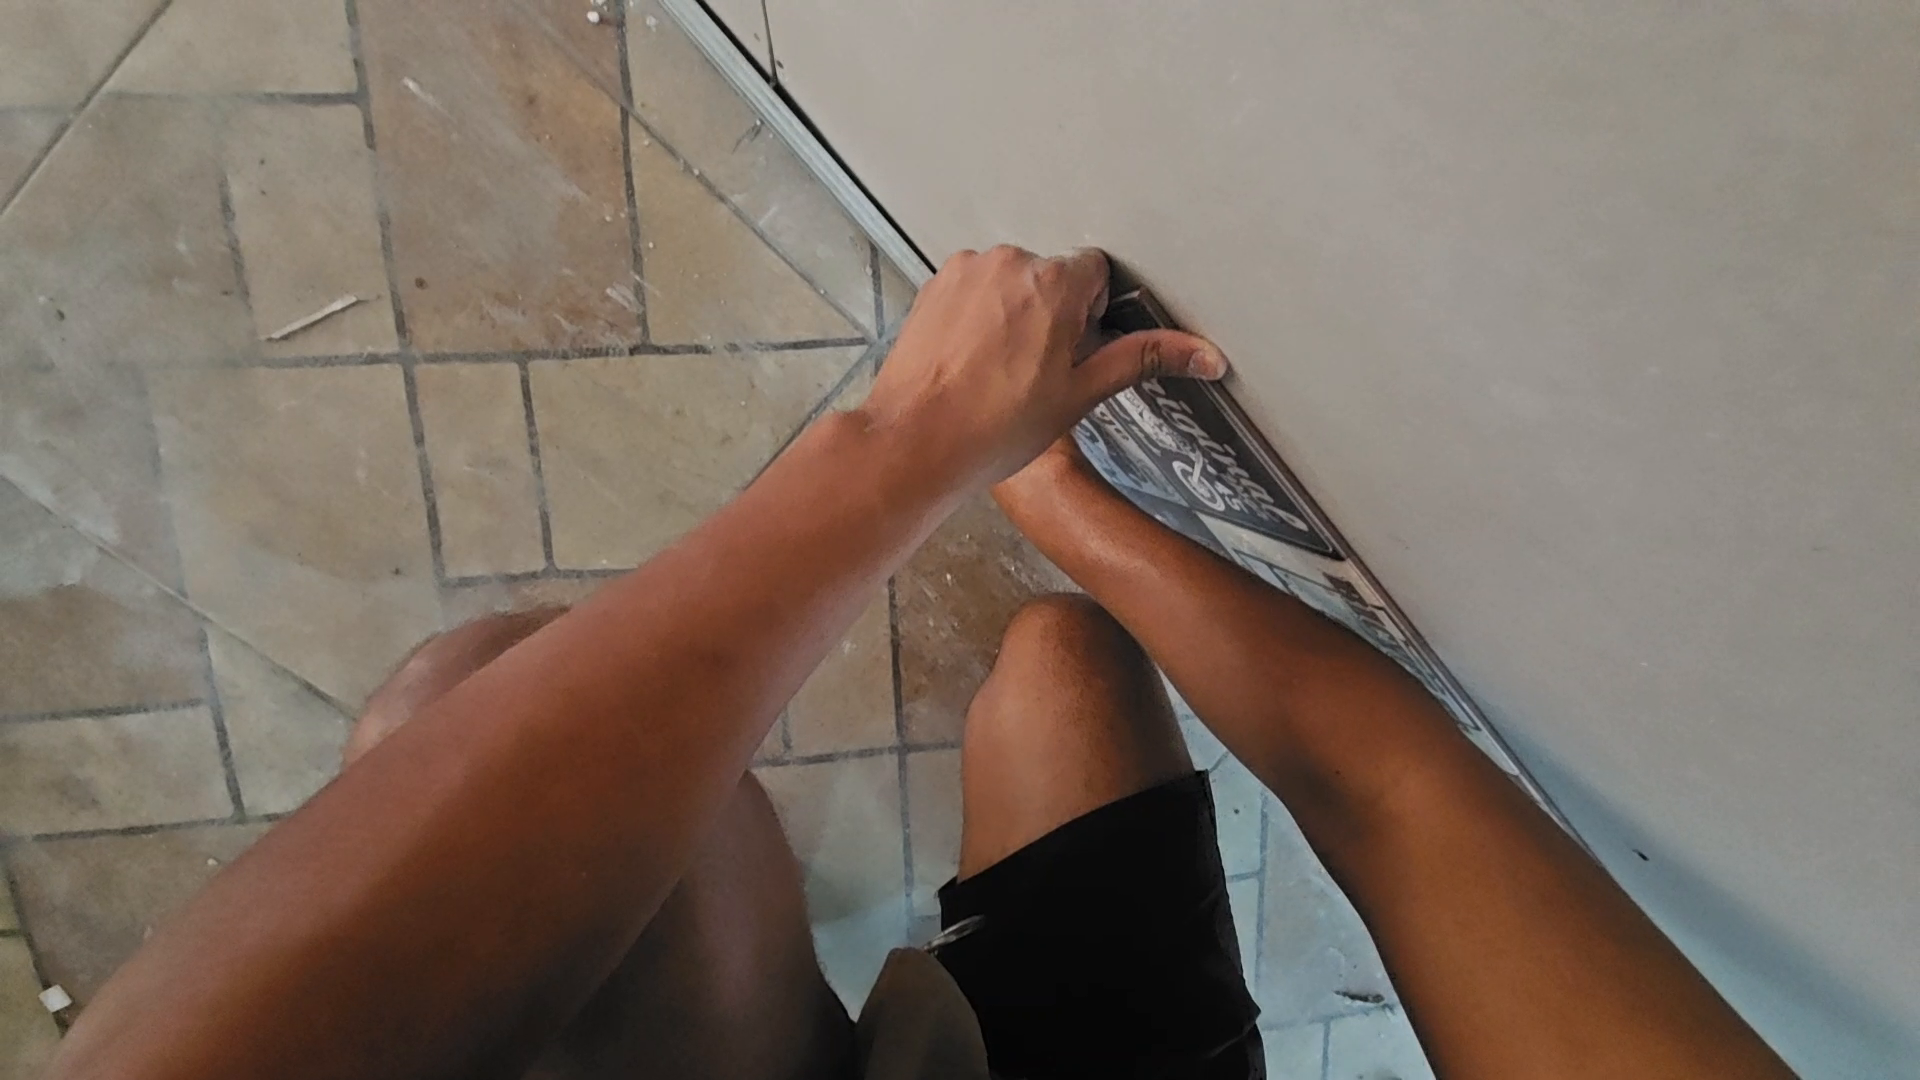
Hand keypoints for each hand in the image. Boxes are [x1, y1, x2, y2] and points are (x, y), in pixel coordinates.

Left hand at [860, 246, 1226, 491]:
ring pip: (1009, 284)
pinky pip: (972, 291)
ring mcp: (963, 272)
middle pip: (1050, 278)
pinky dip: (977, 318)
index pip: (1095, 273)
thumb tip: (1205, 354)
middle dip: (1051, 315)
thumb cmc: (994, 427)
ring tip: (995, 372)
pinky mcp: (932, 288)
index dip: (1089, 316)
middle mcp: (1007, 262)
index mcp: (1052, 283)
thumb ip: (1139, 360)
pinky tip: (969, 362)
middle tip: (1033, 371)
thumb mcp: (1078, 395)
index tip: (1072, 352)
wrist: (914, 443)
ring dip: (1011, 315)